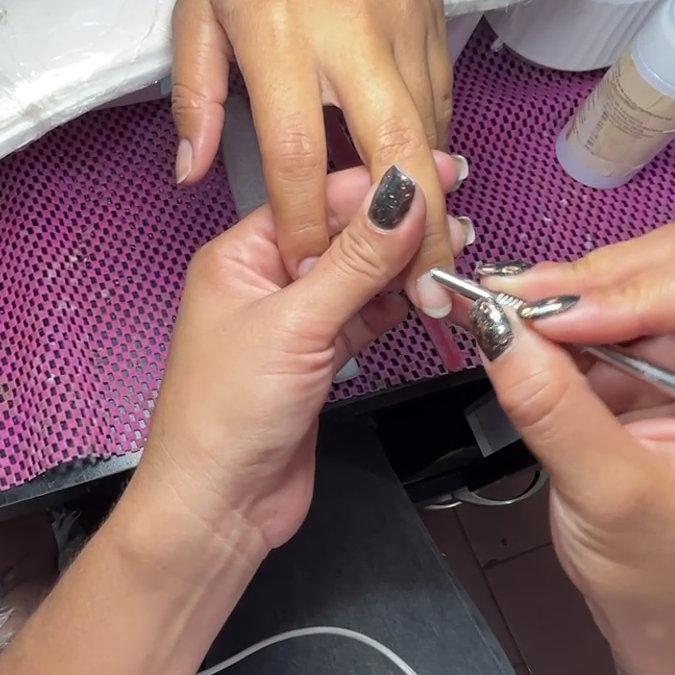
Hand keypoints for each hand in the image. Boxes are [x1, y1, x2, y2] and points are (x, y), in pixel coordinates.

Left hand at [137, 157, 456, 556]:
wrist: (221, 505)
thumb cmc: (226, 415)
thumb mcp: (294, 325)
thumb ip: (354, 261)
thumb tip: (402, 197)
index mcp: (238, 257)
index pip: (313, 200)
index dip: (373, 185)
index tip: (432, 169)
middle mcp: (263, 282)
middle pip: (339, 237)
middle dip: (394, 227)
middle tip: (454, 215)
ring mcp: (292, 322)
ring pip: (356, 279)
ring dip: (401, 268)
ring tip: (452, 252)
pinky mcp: (316, 359)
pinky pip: (362, 318)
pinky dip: (394, 307)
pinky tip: (426, 292)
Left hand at [170, 0, 460, 313]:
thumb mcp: (199, 17)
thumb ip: (198, 101)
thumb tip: (193, 170)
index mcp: (281, 44)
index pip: (296, 158)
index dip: (305, 225)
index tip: (309, 266)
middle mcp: (349, 38)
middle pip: (394, 152)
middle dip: (416, 231)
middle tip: (429, 288)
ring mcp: (399, 22)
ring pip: (429, 128)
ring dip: (432, 194)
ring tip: (435, 250)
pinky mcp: (429, 10)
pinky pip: (442, 93)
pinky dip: (436, 141)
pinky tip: (427, 176)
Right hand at [460, 227, 674, 663]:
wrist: (665, 622)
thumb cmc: (661, 576)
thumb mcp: (607, 496)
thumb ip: (552, 408)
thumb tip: (492, 324)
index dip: (632, 289)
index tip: (550, 322)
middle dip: (591, 280)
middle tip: (510, 304)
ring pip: (636, 279)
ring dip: (566, 292)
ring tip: (503, 312)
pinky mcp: (649, 371)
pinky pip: (602, 317)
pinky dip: (555, 316)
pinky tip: (515, 328)